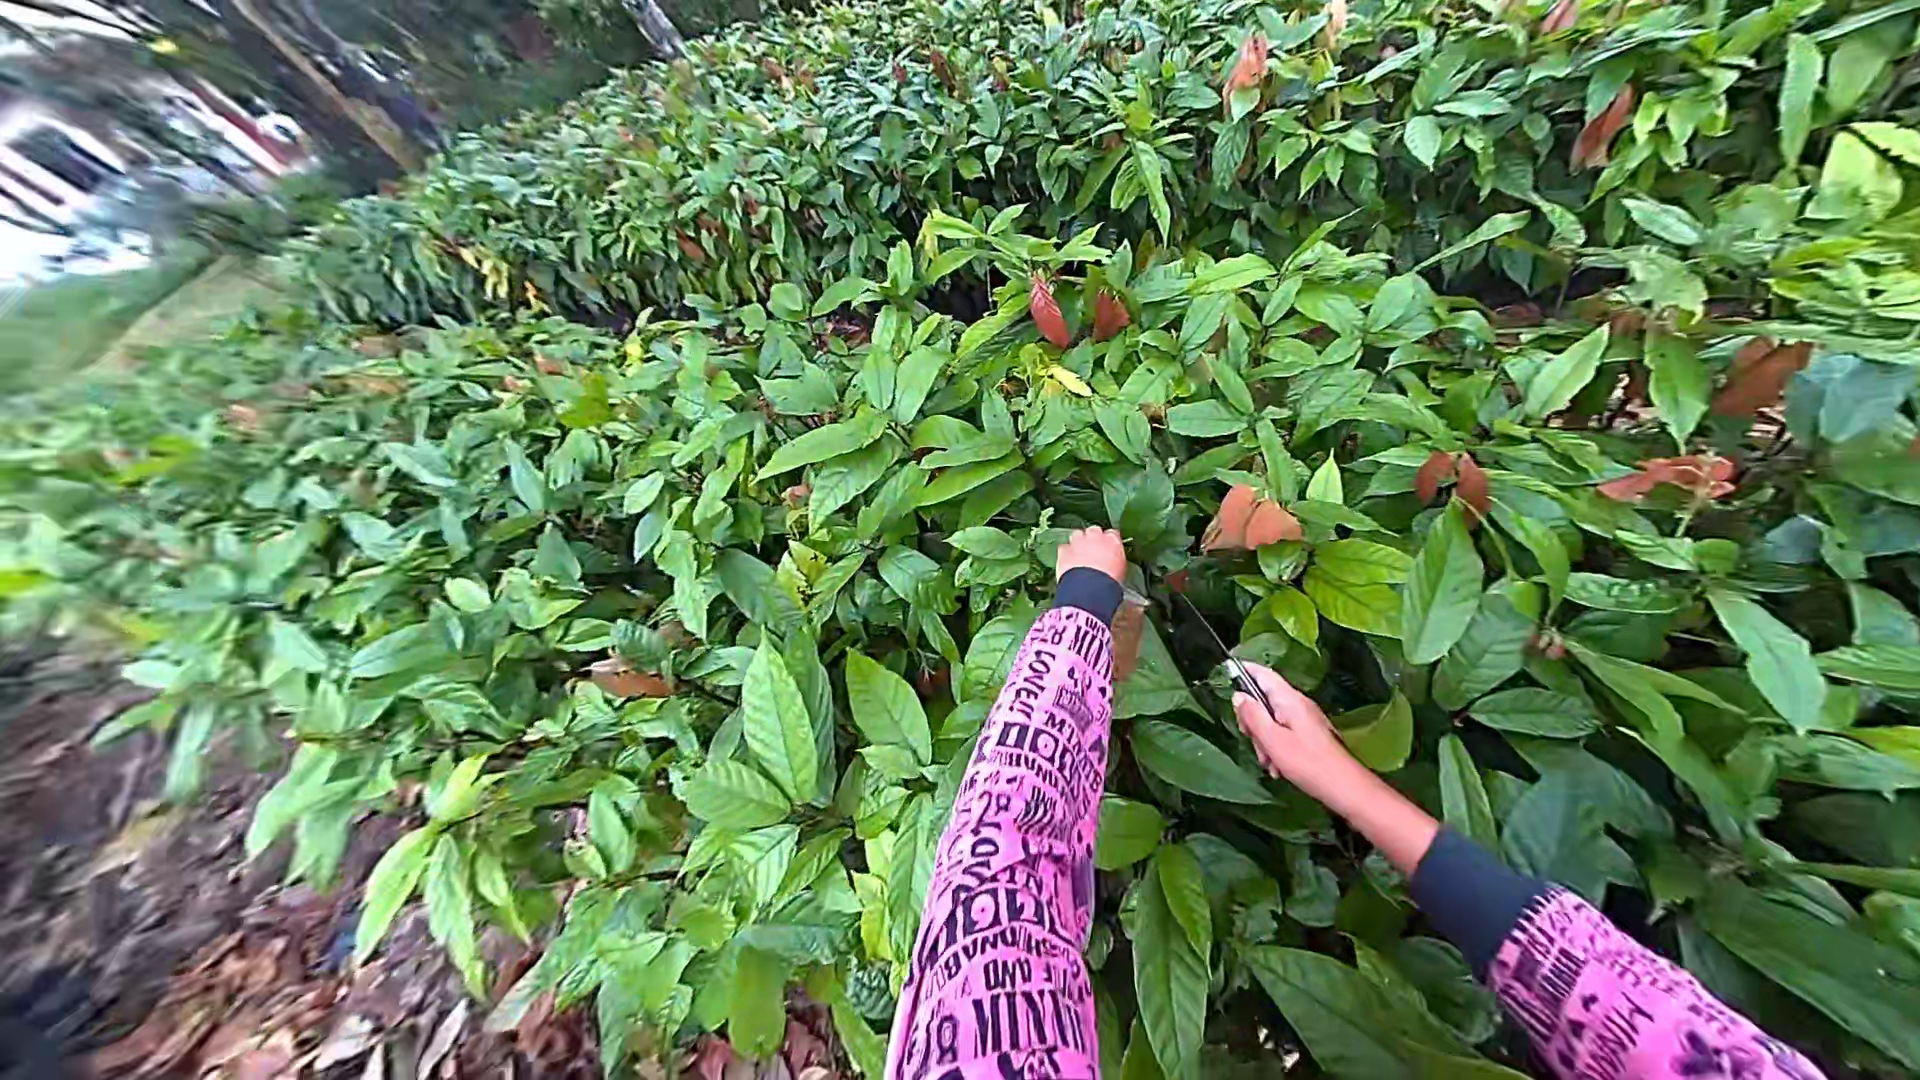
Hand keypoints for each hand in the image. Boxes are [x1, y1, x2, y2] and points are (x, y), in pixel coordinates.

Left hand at [1054, 526, 1126, 584]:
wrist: (1090, 587)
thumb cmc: (1108, 581)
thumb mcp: (1120, 569)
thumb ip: (1115, 558)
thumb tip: (1112, 562)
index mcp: (1112, 540)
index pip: (1111, 534)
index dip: (1108, 541)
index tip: (1107, 548)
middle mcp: (1094, 536)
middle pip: (1093, 530)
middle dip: (1092, 539)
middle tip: (1092, 552)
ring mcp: (1077, 541)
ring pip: (1076, 535)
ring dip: (1078, 543)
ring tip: (1079, 556)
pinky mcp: (1064, 550)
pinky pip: (1064, 547)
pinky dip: (1065, 553)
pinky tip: (1068, 562)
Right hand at [1233, 662, 1438, 872]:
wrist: (1348, 790)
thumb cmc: (1309, 764)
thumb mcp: (1272, 740)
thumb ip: (1252, 715)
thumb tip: (1238, 696)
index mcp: (1289, 700)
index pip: (1263, 674)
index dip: (1243, 669)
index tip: (1226, 673)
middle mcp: (1298, 704)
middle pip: (1264, 699)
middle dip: (1251, 718)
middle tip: (1251, 738)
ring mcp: (1306, 719)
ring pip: (1271, 718)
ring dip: (1263, 737)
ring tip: (1268, 760)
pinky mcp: (1310, 735)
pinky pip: (1283, 732)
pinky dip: (1275, 746)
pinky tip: (1278, 766)